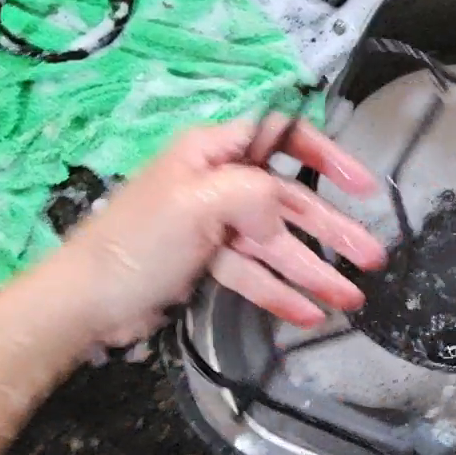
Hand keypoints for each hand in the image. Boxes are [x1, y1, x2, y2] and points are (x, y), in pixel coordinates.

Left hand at [40, 116, 386, 344]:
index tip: (364, 186)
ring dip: (313, 272)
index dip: (328, 158)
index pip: (283, 139)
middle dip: (332, 231)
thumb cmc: (138, 243)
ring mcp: (214, 225)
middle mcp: (219, 183)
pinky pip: (254, 274)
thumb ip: (254, 195)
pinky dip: (279, 293)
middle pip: (289, 202)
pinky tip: (309, 315)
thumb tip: (281, 217)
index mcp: (213, 153)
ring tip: (352, 298)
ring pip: (277, 245)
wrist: (81, 306)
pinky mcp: (208, 262)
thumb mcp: (198, 204)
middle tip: (373, 256)